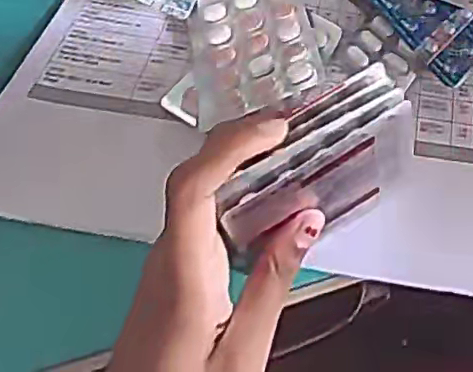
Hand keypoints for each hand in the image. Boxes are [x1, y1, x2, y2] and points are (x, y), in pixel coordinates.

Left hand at [111, 115, 325, 371]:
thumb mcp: (240, 356)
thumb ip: (274, 284)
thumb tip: (307, 220)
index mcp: (182, 273)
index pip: (194, 183)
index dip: (235, 144)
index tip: (277, 128)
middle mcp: (166, 254)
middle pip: (196, 171)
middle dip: (244, 136)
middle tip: (291, 123)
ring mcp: (166, 257)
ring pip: (199, 184)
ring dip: (242, 154)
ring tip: (287, 143)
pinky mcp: (173, 264)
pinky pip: (204, 204)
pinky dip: (238, 181)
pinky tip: (267, 187)